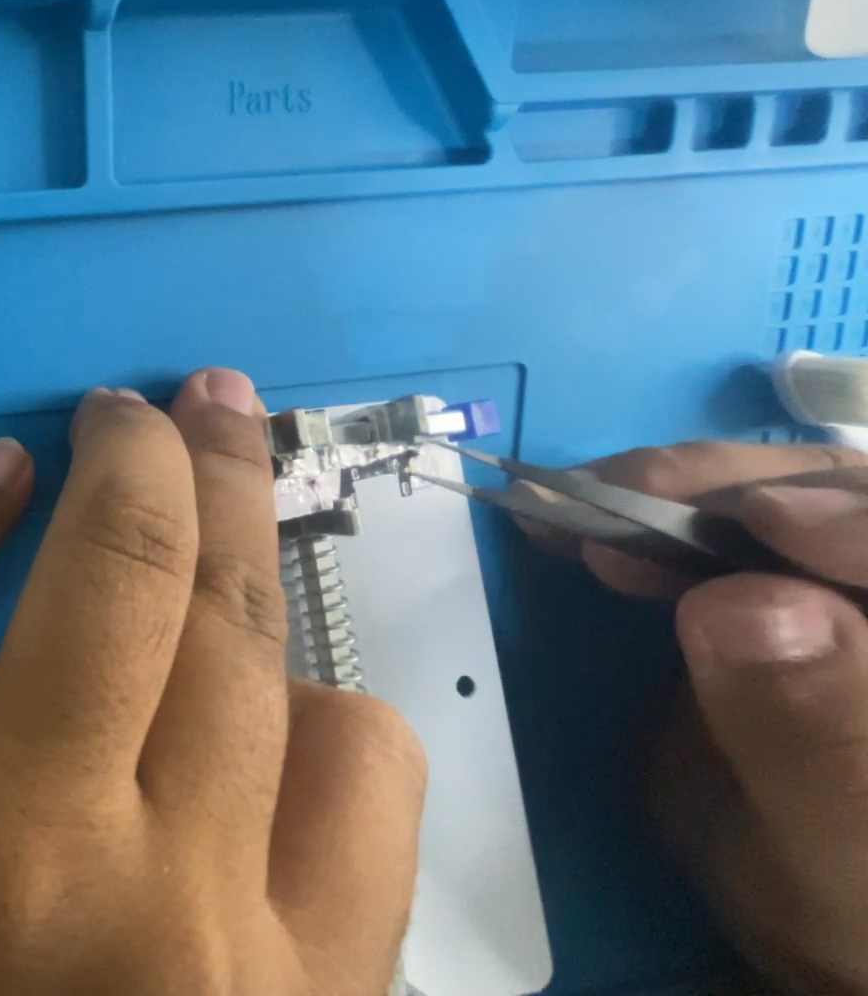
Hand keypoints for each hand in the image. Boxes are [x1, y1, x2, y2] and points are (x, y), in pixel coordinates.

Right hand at [524, 443, 867, 994]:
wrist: (819, 930)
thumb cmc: (850, 908)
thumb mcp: (837, 848)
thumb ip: (813, 732)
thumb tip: (744, 602)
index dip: (853, 520)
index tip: (753, 522)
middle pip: (846, 493)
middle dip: (733, 487)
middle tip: (614, 496)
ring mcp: (830, 594)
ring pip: (778, 496)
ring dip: (674, 492)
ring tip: (576, 509)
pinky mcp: (768, 599)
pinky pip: (716, 530)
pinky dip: (642, 515)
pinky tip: (584, 528)